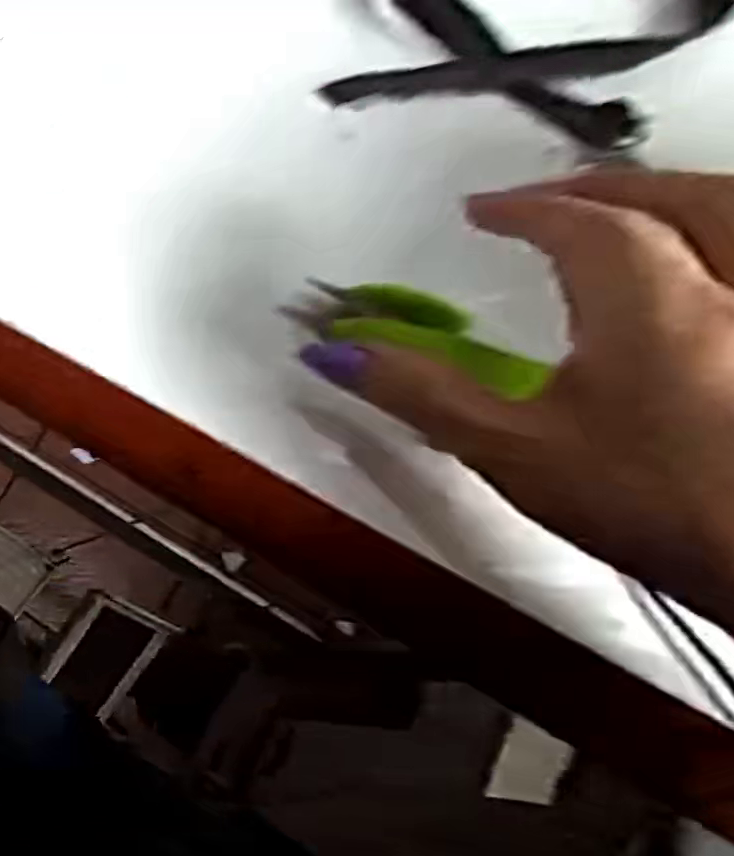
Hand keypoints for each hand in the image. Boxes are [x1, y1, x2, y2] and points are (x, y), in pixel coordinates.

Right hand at [302, 170, 733, 628]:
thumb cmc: (636, 498)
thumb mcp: (503, 446)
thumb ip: (418, 391)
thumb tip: (332, 354)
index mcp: (660, 308)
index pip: (593, 228)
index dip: (530, 210)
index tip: (480, 209)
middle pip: (697, 195)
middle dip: (614, 186)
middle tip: (549, 196)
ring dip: (683, 197)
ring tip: (627, 210)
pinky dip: (720, 235)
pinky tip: (698, 256)